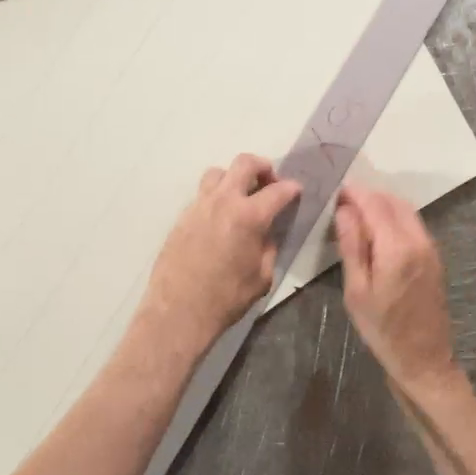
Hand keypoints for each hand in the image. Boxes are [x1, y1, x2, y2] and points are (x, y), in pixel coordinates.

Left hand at [141, 154, 301, 349]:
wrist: (179, 311)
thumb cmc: (227, 298)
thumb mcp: (262, 276)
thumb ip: (268, 248)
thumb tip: (266, 234)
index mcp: (249, 216)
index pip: (278, 190)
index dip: (292, 188)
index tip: (296, 191)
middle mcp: (223, 201)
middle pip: (244, 163)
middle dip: (263, 167)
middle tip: (269, 183)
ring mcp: (199, 206)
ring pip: (218, 173)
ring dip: (233, 178)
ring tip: (240, 197)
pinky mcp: (182, 217)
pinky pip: (202, 196)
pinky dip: (216, 199)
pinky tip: (220, 221)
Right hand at [334, 185, 462, 391]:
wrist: (423, 358)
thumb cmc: (383, 329)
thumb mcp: (357, 291)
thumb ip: (352, 246)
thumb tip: (344, 210)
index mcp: (397, 248)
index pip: (374, 204)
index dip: (354, 193)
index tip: (335, 192)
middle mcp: (419, 240)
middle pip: (393, 201)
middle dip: (368, 196)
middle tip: (342, 204)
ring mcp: (430, 247)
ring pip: (406, 210)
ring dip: (382, 205)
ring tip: (356, 216)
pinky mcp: (434, 256)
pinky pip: (413, 224)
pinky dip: (394, 218)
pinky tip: (377, 231)